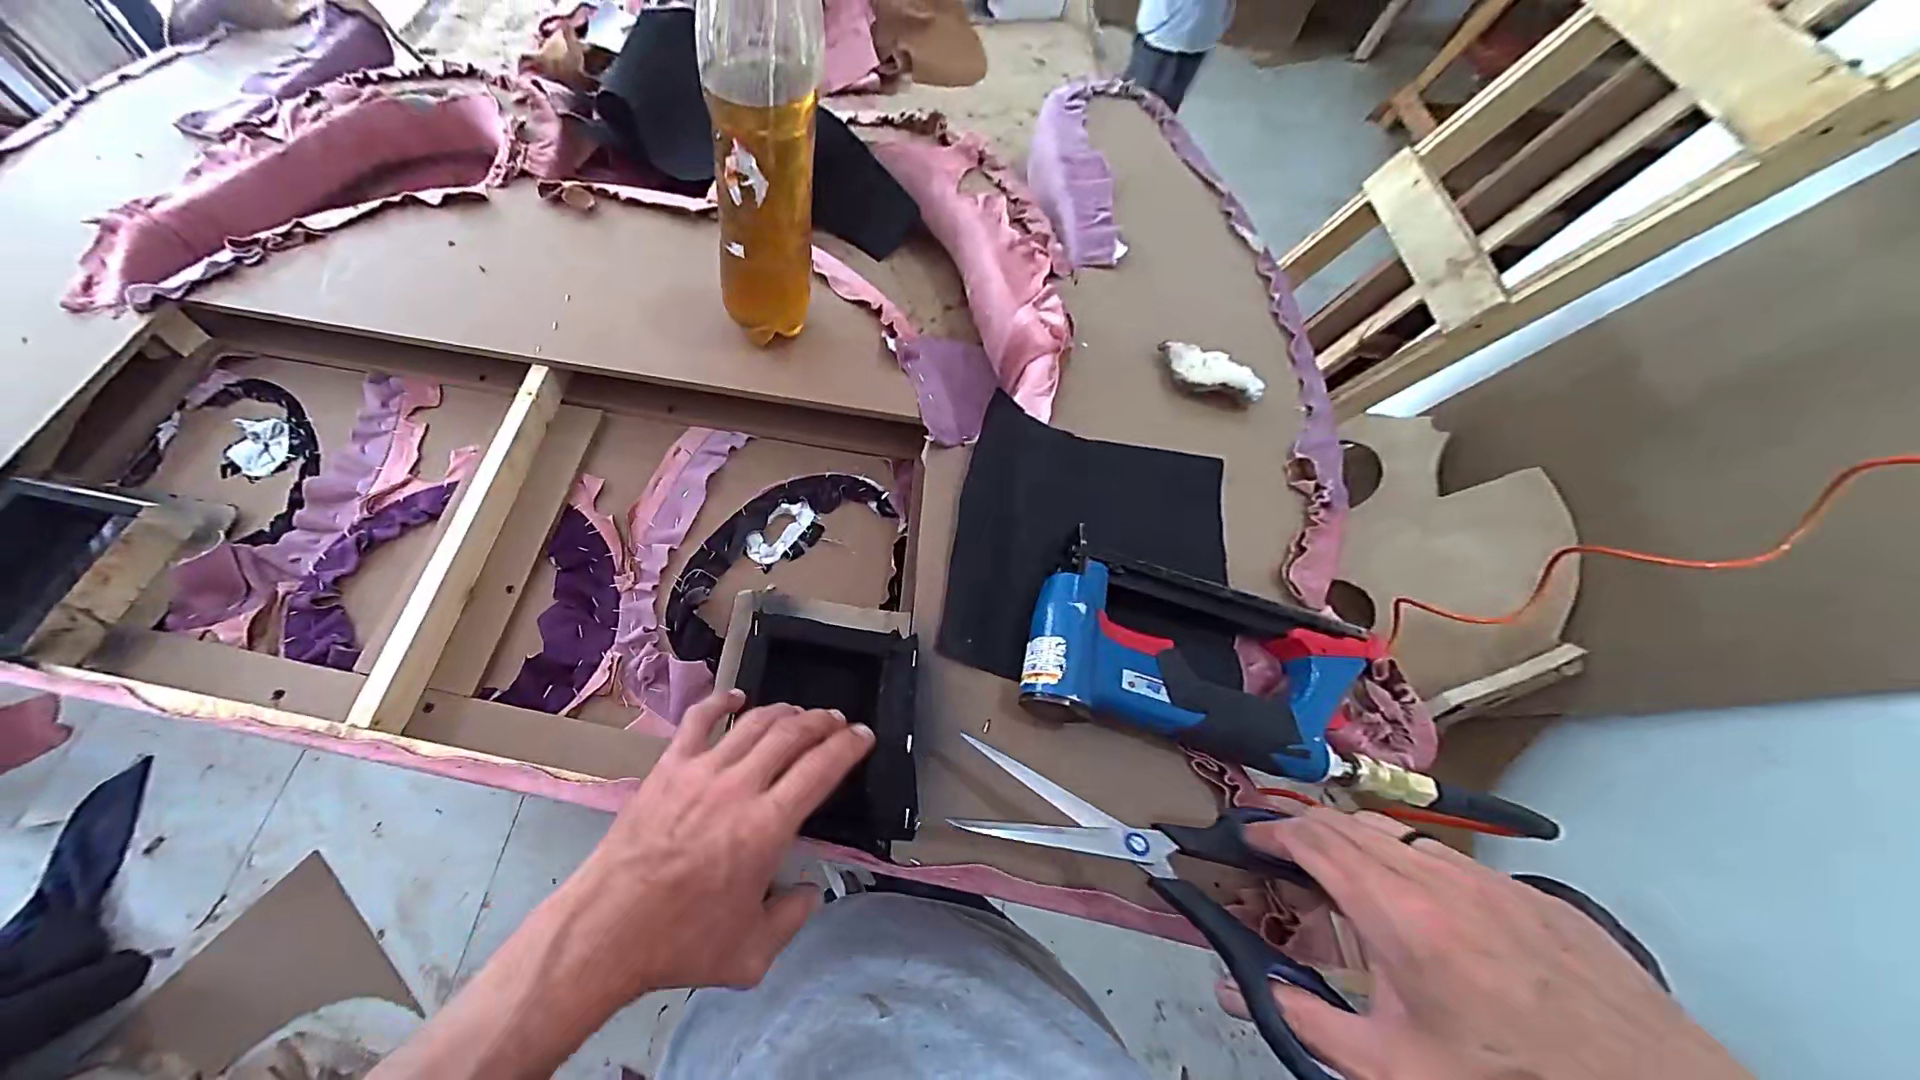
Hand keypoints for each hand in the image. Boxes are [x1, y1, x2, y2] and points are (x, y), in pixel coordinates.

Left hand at [572, 688, 874, 995]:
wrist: (602, 933)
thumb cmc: (678, 943)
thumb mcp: (750, 954)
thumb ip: (793, 919)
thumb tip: (810, 892)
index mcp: (767, 827)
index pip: (822, 768)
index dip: (850, 745)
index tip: (863, 735)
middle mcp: (739, 788)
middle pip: (793, 734)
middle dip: (823, 722)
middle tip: (837, 721)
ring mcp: (700, 771)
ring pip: (754, 723)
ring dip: (785, 711)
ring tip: (800, 713)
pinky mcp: (668, 768)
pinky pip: (699, 721)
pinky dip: (722, 702)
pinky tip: (737, 698)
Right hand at [1220, 808, 1749, 1079]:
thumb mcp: (1392, 1068)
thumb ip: (1304, 1020)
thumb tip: (1237, 991)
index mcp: (1396, 911)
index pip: (1313, 838)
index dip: (1270, 829)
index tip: (1246, 835)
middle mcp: (1437, 876)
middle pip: (1347, 823)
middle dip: (1303, 830)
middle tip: (1282, 858)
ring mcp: (1489, 879)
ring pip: (1396, 831)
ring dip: (1353, 840)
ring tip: (1342, 879)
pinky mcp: (1531, 894)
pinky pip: (1448, 856)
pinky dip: (1407, 859)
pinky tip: (1421, 908)